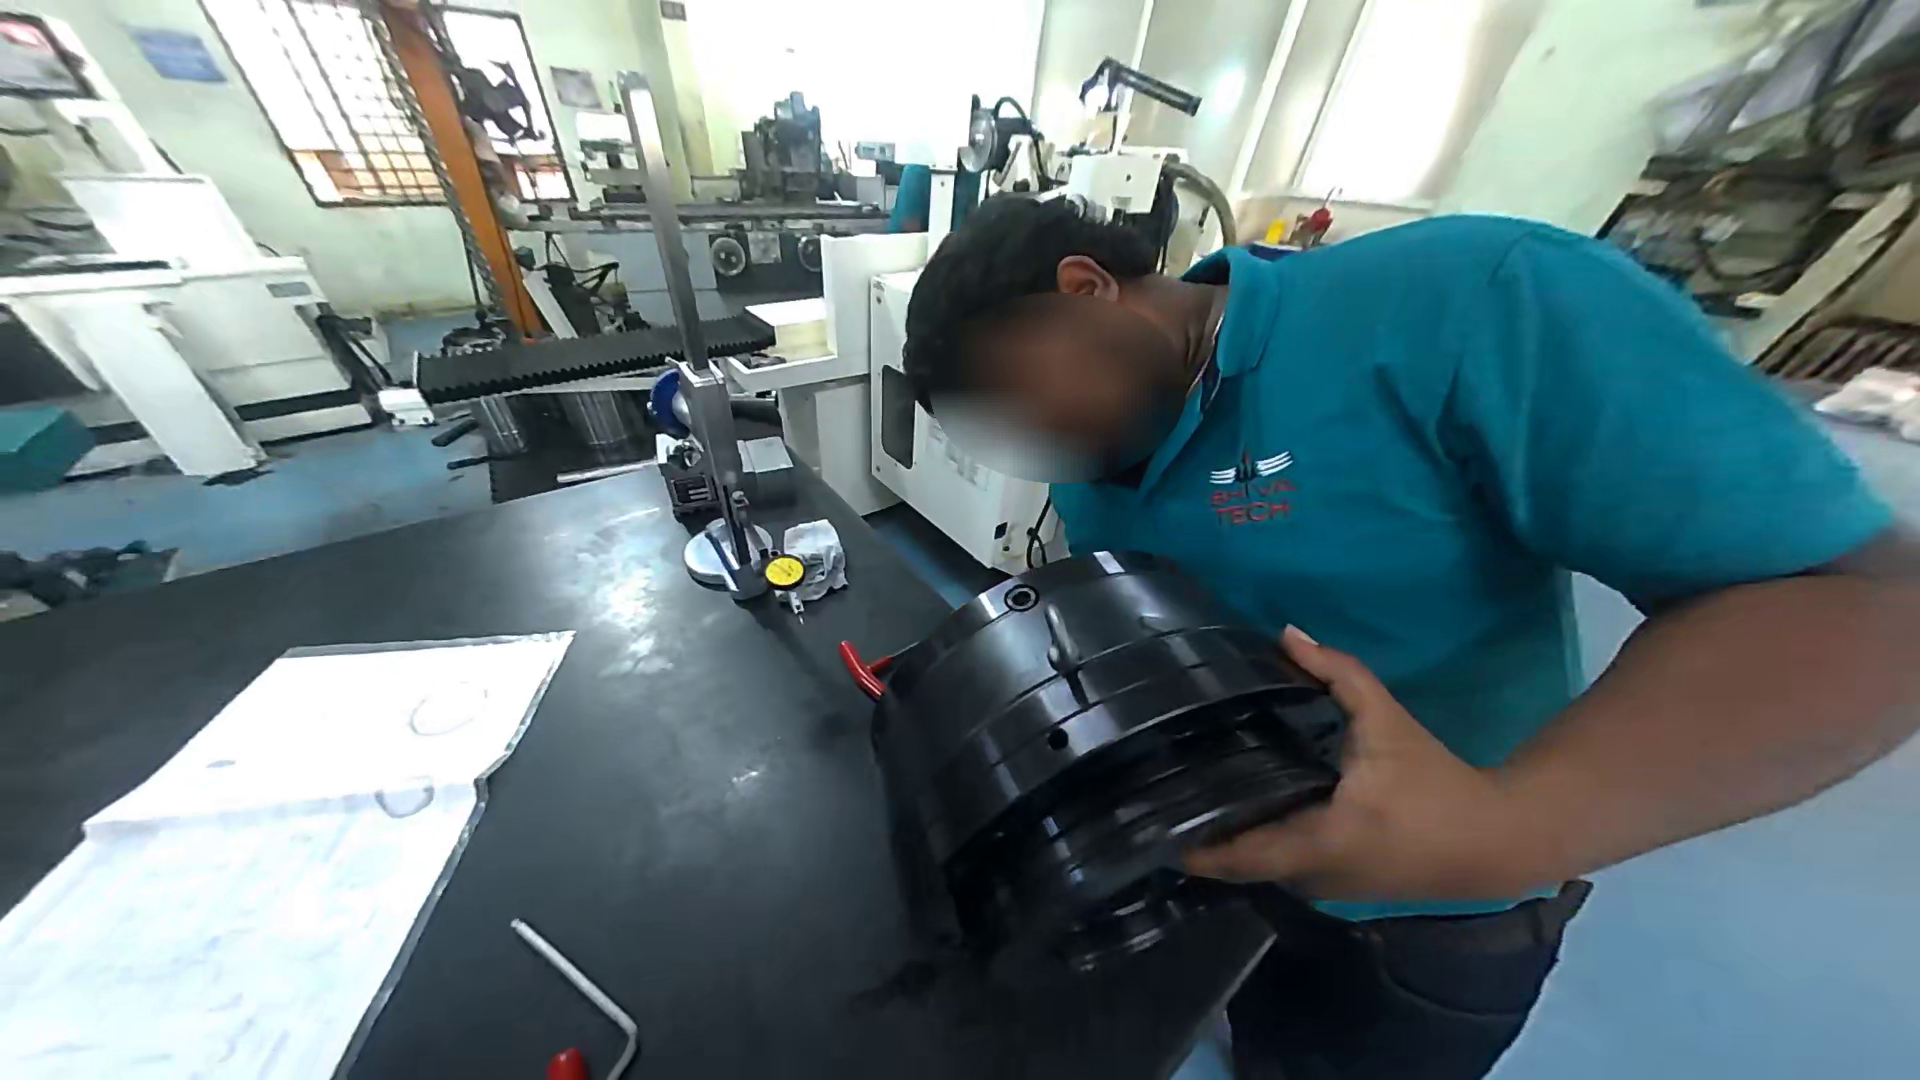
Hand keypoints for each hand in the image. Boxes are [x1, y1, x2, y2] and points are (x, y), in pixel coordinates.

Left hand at [1183, 627, 1550, 900]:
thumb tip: (1285, 633)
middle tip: (1153, 796)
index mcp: (1321, 840)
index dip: (1196, 845)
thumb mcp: (1385, 720)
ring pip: (1256, 869)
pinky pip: (1277, 869)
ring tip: (1175, 800)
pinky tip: (1226, 811)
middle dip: (1197, 837)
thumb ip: (1336, 672)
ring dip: (1221, 843)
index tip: (1154, 821)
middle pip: (1238, 863)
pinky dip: (1249, 847)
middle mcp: (1314, 874)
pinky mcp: (1336, 885)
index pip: (1242, 853)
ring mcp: (1326, 887)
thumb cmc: (1437, 780)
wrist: (1502, 841)